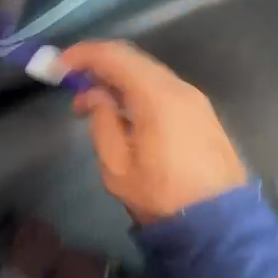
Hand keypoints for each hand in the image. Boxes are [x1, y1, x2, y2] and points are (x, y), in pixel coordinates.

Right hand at [60, 42, 248, 224]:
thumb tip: (96, 96)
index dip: (82, 55)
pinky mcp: (202, 113)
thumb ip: (102, 123)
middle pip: (133, 60)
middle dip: (98, 66)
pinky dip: (137, 89)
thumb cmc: (161, 195)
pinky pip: (163, 88)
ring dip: (118, 79)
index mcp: (157, 97)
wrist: (219, 222)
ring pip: (149, 73)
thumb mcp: (117, 167)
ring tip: (93, 103)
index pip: (114, 57)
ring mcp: (195, 99)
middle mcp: (179, 88)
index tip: (58, 66)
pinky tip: (123, 111)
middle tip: (72, 86)